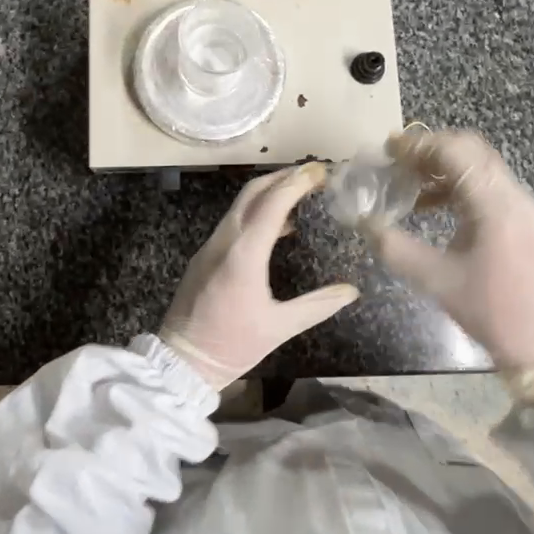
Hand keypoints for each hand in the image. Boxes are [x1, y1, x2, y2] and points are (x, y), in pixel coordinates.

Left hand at [157, 164, 360, 389]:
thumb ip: (317, 305)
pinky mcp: (204, 255)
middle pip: (253, 192)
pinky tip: (278, 225)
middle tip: (313, 174)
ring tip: (300, 192)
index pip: (273, 203)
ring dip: (269, 192)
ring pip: (240, 205)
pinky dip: (256, 211)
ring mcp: (210, 246)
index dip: (298, 182)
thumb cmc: (232, 345)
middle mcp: (224, 240)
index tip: (322, 172)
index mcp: (243, 253)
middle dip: (283, 177)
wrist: (182, 360)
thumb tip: (351, 291)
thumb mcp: (279, 327)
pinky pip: (232, 221)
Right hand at [363, 130, 533, 371]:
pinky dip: (454, 184)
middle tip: (395, 160)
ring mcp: (519, 206)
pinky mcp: (518, 220)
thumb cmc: (491, 310)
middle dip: (429, 149)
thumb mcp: (435, 280)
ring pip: (477, 166)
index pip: (455, 151)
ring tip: (405, 179)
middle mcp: (511, 195)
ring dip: (441, 166)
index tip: (387, 150)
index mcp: (494, 203)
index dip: (418, 145)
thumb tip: (363, 223)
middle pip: (470, 150)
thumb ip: (394, 247)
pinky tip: (426, 204)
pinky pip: (484, 186)